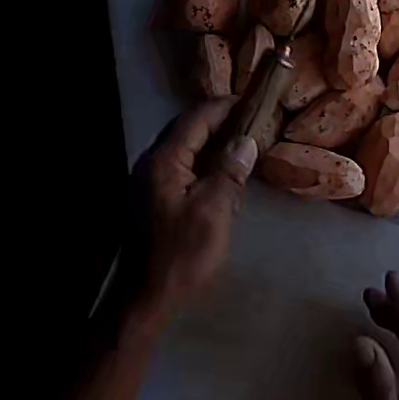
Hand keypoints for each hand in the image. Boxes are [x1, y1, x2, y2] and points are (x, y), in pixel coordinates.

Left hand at [139, 98, 257, 332]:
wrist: (145, 298)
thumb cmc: (182, 254)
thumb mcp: (214, 211)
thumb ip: (229, 172)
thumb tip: (246, 141)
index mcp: (164, 161)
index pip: (196, 118)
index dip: (224, 106)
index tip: (252, 101)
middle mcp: (151, 163)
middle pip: (186, 128)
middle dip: (218, 120)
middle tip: (251, 120)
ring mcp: (149, 181)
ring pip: (183, 147)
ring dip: (211, 140)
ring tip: (242, 140)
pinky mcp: (152, 197)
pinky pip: (181, 166)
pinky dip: (203, 160)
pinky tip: (222, 171)